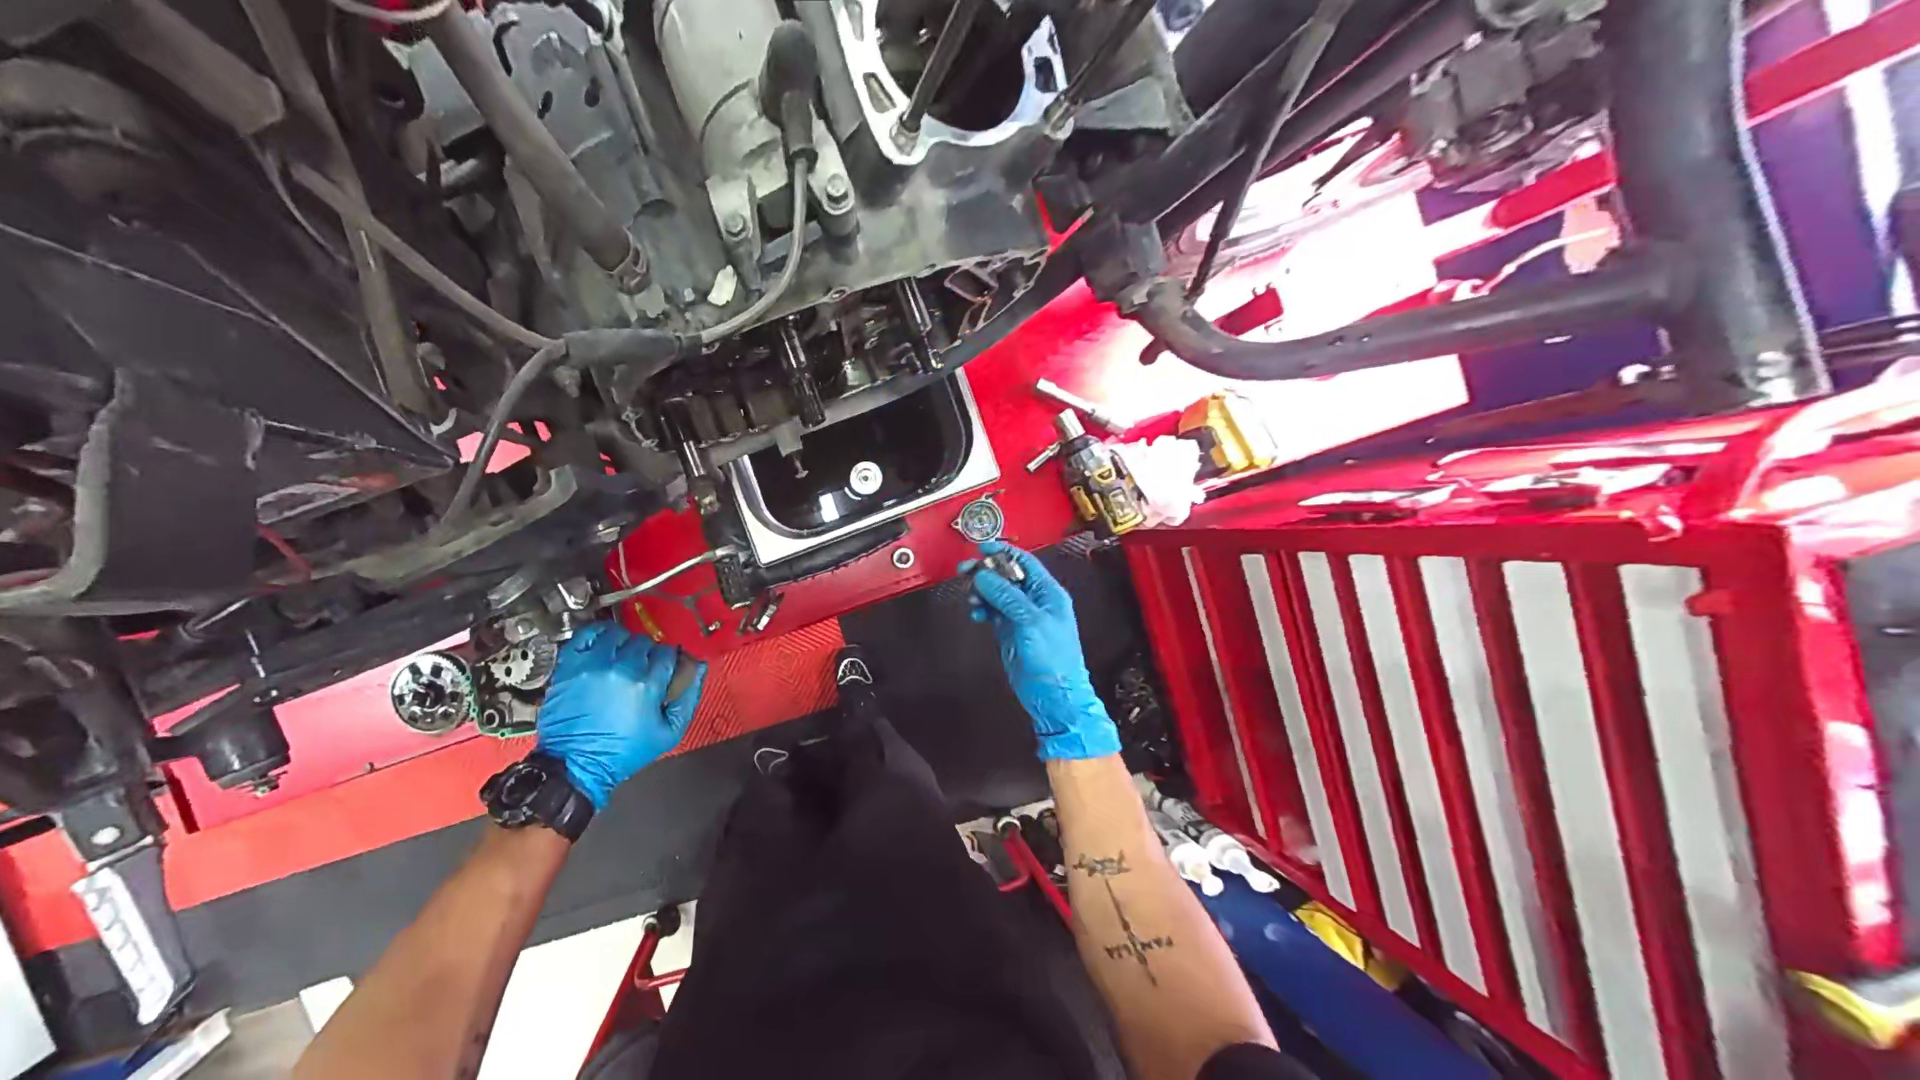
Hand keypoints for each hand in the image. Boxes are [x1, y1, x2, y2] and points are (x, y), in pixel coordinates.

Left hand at [535, 622, 706, 809]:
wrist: (575, 765)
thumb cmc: (620, 752)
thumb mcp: (669, 733)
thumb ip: (689, 697)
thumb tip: (698, 670)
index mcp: (647, 685)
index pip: (667, 653)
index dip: (670, 659)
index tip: (667, 666)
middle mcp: (621, 669)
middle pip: (644, 642)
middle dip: (648, 653)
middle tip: (645, 667)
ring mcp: (593, 665)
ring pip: (618, 634)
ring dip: (625, 642)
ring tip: (624, 655)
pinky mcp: (570, 667)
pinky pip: (586, 635)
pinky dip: (597, 634)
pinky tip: (603, 644)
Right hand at [963, 541, 1119, 760]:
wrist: (1054, 696)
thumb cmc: (1055, 661)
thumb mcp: (1032, 622)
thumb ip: (1008, 597)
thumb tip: (986, 576)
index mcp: (1048, 593)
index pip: (1024, 562)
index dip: (1002, 552)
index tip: (982, 547)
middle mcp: (1035, 601)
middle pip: (1007, 575)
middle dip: (986, 571)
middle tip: (966, 570)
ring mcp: (1022, 616)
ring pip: (997, 592)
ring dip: (981, 590)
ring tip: (971, 595)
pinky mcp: (1010, 631)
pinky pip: (992, 611)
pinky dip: (982, 608)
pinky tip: (977, 612)